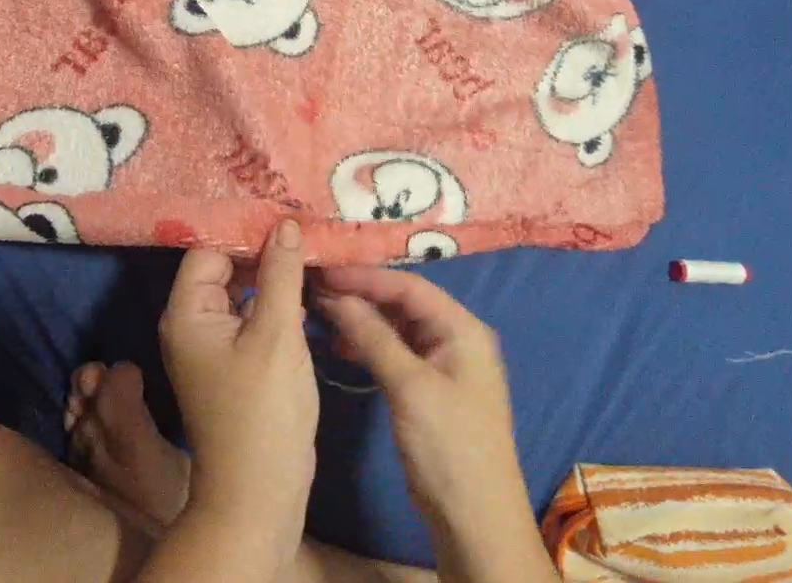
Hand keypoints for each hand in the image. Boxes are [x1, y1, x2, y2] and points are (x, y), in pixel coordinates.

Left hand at [158, 221, 317, 552]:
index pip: (210, 249)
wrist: (259, 494)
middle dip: (263, 248)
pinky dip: (277, 301)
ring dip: (273, 274)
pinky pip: (252, 315)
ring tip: (313, 250)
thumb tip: (286, 223)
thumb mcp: (276, 335)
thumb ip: (281, 274)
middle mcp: (191, 322)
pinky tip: (309, 291)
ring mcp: (213, 343)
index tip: (287, 212)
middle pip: (225, 266)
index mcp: (187, 312)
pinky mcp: (235, 360)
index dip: (246, 229)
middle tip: (307, 228)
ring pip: (242, 290)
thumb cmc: (263, 412)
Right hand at [319, 267, 555, 582]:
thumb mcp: (409, 387)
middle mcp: (455, 338)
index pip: (409, 286)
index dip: (365, 276)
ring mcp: (442, 365)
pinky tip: (339, 347)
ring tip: (320, 315)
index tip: (324, 271)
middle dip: (361, 295)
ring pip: (396, 327)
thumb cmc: (449, 447)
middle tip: (315, 288)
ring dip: (361, 320)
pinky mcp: (428, 389)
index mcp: (462, 329)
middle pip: (403, 303)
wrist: (476, 521)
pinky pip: (395, 353)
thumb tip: (336, 295)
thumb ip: (373, 337)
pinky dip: (368, 346)